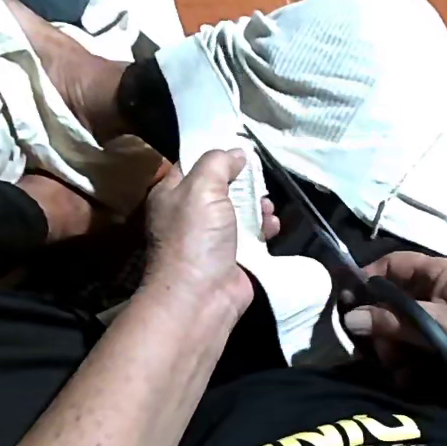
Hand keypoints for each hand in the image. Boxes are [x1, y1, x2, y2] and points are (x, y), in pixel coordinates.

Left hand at [142, 149, 263, 316]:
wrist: (202, 296)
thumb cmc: (195, 238)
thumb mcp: (202, 188)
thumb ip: (218, 163)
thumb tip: (236, 153)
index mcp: (173, 194)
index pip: (194, 164)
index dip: (217, 155)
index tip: (241, 149)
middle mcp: (191, 213)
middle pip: (223, 187)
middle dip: (245, 182)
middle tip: (259, 181)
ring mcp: (213, 236)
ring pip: (241, 210)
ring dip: (258, 205)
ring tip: (268, 208)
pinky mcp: (235, 255)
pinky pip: (253, 234)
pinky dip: (265, 228)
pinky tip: (272, 227)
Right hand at [342, 252, 446, 402]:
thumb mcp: (444, 327)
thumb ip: (396, 322)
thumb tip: (351, 317)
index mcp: (443, 273)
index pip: (393, 265)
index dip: (367, 282)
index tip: (345, 309)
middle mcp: (443, 293)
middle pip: (395, 302)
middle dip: (381, 327)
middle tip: (378, 354)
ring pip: (405, 330)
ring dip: (395, 351)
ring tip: (398, 374)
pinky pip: (421, 350)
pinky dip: (411, 364)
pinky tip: (410, 381)